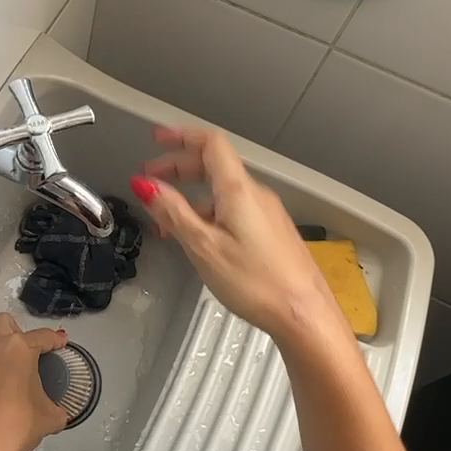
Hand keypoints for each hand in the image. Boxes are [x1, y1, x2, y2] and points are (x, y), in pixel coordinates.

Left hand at [0, 312, 69, 450]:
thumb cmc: (18, 425)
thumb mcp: (49, 417)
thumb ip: (57, 410)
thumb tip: (61, 415)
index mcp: (20, 348)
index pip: (43, 336)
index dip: (55, 340)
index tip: (60, 343)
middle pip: (5, 322)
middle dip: (18, 332)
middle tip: (27, 352)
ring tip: (1, 356)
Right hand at [131, 126, 347, 348]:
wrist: (304, 315)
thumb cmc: (259, 284)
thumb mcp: (203, 247)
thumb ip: (173, 212)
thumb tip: (147, 186)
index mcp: (238, 191)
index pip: (209, 144)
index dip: (180, 136)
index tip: (158, 138)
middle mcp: (256, 195)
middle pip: (214, 165)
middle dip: (178, 167)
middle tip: (151, 178)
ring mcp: (265, 214)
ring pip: (222, 192)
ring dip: (190, 198)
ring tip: (166, 220)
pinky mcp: (270, 233)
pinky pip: (234, 210)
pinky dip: (207, 214)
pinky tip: (196, 238)